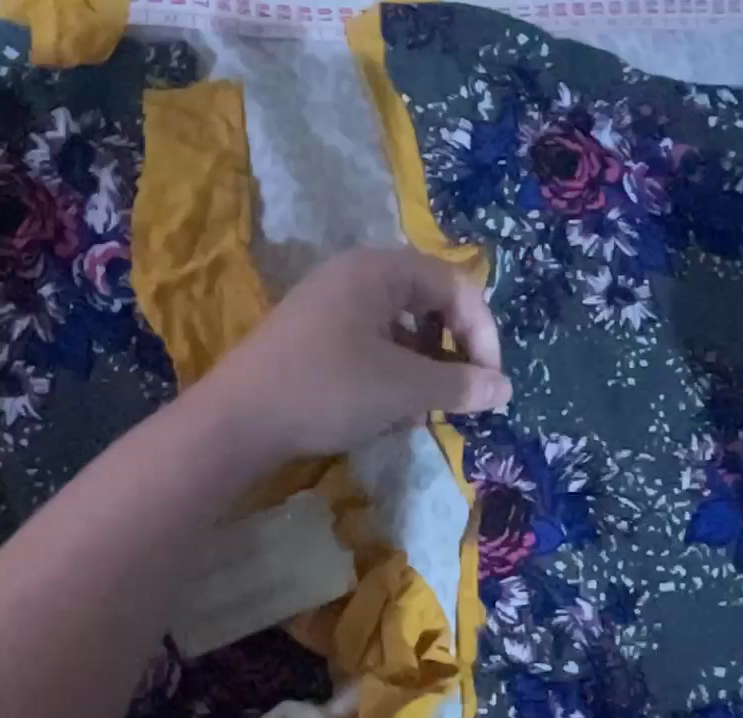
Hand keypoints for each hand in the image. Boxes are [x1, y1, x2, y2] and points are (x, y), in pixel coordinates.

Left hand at [201, 248, 511, 458]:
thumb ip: (458, 385)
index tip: (488, 381)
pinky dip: (385, 379)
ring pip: (395, 333)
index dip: (481, 331)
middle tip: (454, 398)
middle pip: (425, 306)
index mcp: (378, 270)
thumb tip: (505, 388)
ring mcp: (325, 309)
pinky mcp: (308, 342)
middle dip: (448, 355)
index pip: (454, 284)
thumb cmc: (327, 390)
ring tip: (416, 414)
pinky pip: (365, 350)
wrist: (237, 421)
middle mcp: (352, 278)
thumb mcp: (402, 389)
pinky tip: (381, 416)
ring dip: (418, 373)